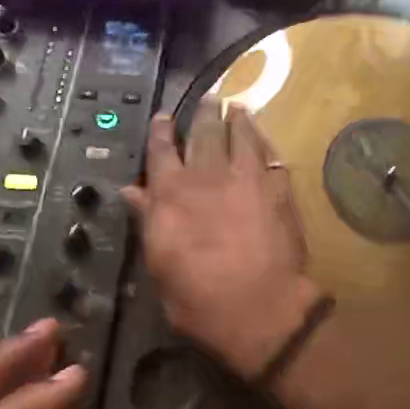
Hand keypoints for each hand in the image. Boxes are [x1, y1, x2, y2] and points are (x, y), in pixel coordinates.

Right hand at [122, 100, 322, 380]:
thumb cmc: (197, 297)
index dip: (160, 131)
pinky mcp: (278, 192)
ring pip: (241, 137)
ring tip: (237, 107)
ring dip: (238, 120)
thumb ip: (147, 220)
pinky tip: (265, 139)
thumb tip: (131, 191)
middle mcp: (207, 177)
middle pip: (204, 134)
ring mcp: (247, 180)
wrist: (258, 309)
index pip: (161, 151)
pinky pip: (271, 157)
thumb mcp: (158, 263)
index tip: (162, 116)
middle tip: (207, 99)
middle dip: (203, 114)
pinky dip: (265, 143)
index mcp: (172, 194)